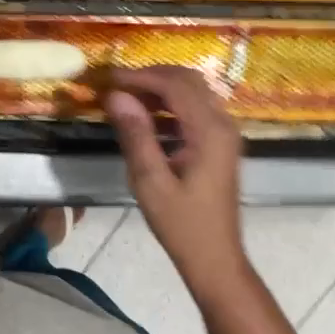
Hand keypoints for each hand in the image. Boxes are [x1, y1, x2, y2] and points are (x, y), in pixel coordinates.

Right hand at [103, 66, 247, 294]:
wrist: (214, 256)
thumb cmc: (182, 225)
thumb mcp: (151, 182)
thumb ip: (136, 136)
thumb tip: (116, 97)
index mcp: (210, 131)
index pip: (175, 86)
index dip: (142, 77)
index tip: (109, 79)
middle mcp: (223, 124)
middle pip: (189, 82)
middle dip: (152, 78)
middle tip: (116, 87)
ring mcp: (225, 134)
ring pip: (194, 95)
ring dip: (160, 91)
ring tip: (126, 101)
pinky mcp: (220, 146)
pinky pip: (196, 112)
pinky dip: (170, 108)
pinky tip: (146, 122)